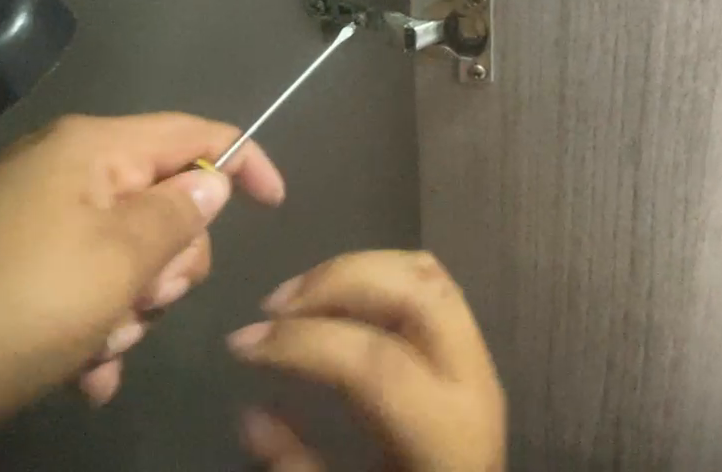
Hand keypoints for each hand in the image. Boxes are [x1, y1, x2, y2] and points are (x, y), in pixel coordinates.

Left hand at [0, 113, 284, 442]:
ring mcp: (31, 221)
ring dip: (130, 306)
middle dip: (171, 260)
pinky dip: (93, 326)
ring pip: (126, 252)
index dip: (245, 161)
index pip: (195, 131)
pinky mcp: (7, 268)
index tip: (276, 207)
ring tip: (98, 349)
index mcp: (92, 150)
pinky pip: (81, 284)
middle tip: (147, 304)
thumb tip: (213, 180)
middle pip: (164, 200)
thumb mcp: (116, 263)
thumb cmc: (11, 310)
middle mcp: (64, 171)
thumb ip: (180, 215)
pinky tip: (83, 374)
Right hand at [227, 251, 505, 471]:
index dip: (305, 343)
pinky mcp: (470, 342)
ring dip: (356, 269)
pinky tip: (336, 290)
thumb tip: (250, 414)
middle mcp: (472, 377)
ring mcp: (478, 352)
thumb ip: (298, 465)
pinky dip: (379, 271)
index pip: (376, 362)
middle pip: (413, 292)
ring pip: (425, 273)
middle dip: (338, 281)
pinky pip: (430, 281)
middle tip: (274, 306)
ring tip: (297, 294)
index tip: (244, 343)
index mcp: (446, 432)